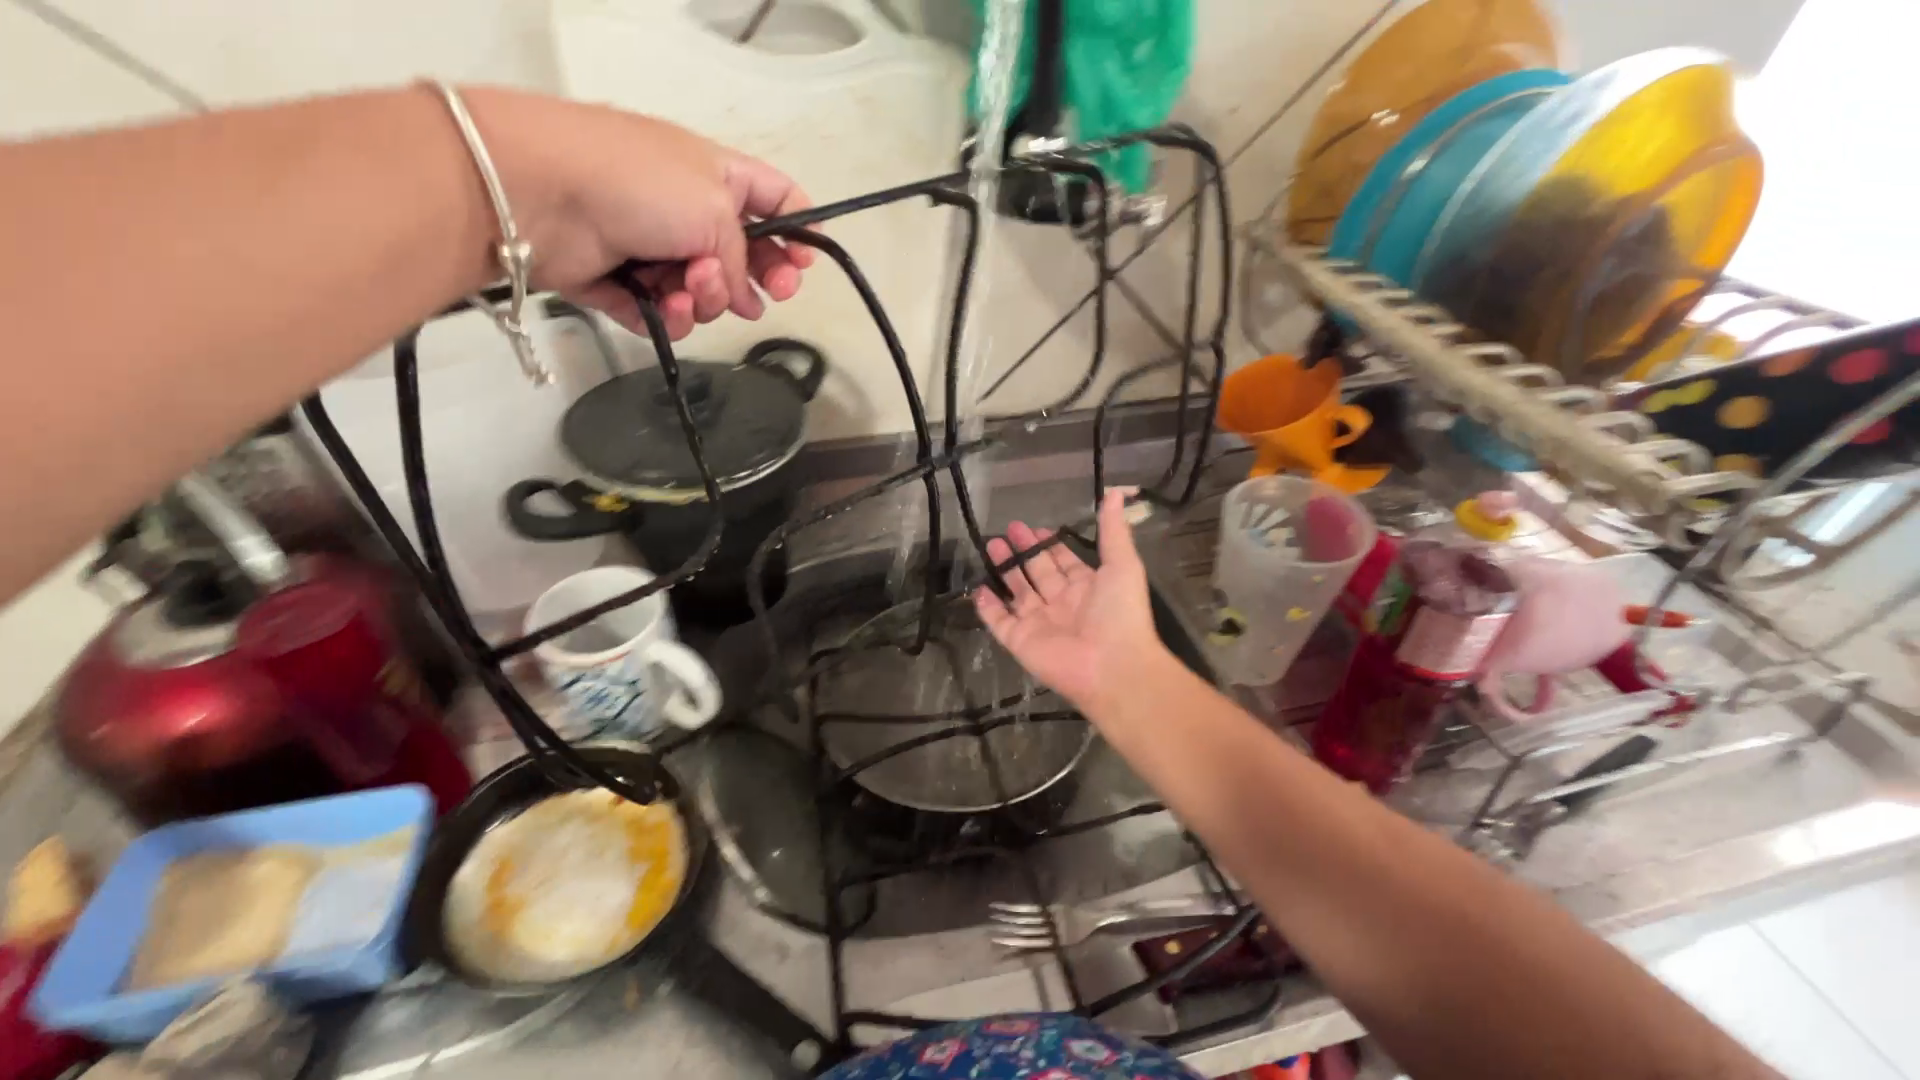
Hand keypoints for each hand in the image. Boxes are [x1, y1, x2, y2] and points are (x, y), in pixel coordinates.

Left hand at [475, 89, 813, 339]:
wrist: (539, 191)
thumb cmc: (639, 183)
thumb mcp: (714, 209)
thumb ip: (742, 257)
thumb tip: (738, 294)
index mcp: (717, 175)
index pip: (774, 197)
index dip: (799, 229)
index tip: (804, 265)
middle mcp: (688, 210)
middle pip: (742, 256)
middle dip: (754, 280)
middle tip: (760, 298)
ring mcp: (653, 248)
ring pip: (702, 293)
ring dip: (704, 299)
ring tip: (687, 289)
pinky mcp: (621, 284)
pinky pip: (661, 313)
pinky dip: (668, 317)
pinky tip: (665, 309)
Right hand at [974, 489, 1170, 711]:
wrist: (1113, 666)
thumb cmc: (1121, 613)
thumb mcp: (1122, 564)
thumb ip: (1113, 531)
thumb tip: (1115, 493)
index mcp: (1087, 587)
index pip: (1064, 561)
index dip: (1050, 545)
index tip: (1035, 527)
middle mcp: (1062, 604)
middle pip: (1037, 573)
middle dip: (1023, 552)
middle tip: (1006, 529)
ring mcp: (1040, 624)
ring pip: (1017, 594)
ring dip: (1005, 571)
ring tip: (990, 546)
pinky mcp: (1020, 642)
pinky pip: (1000, 622)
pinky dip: (988, 608)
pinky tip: (978, 589)